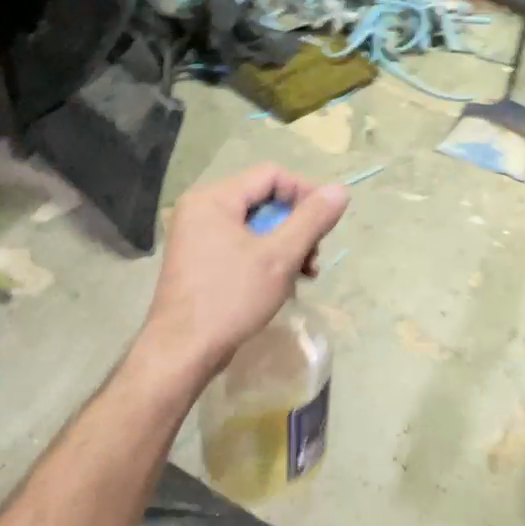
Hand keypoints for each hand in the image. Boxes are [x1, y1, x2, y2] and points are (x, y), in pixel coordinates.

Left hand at [137, 164, 348, 381]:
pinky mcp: (202, 260)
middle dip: (298, 225)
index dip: (305, 193)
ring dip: (288, 244)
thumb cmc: (231, 298)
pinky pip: (244, 244)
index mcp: (214, 198)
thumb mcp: (280, 256)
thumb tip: (340, 191)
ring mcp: (199, 236)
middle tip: (315, 256)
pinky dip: (269, 257)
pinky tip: (285, 282)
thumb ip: (312, 219)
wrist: (184, 350)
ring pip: (258, 225)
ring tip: (306, 273)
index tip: (326, 224)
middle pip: (265, 199)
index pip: (272, 175)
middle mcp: (202, 209)